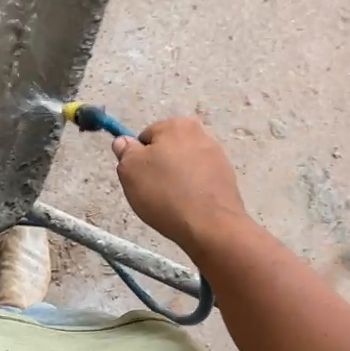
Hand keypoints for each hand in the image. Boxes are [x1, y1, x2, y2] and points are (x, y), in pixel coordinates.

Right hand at [113, 117, 252, 252]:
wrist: (209, 225)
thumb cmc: (164, 193)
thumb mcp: (130, 170)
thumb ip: (125, 151)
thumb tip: (123, 141)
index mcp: (175, 125)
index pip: (145, 137)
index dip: (137, 158)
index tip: (138, 177)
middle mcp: (200, 133)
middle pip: (167, 149)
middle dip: (158, 166)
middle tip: (151, 189)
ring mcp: (217, 156)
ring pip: (184, 165)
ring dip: (175, 178)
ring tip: (170, 201)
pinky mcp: (227, 177)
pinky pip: (200, 180)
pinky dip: (192, 189)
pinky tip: (187, 205)